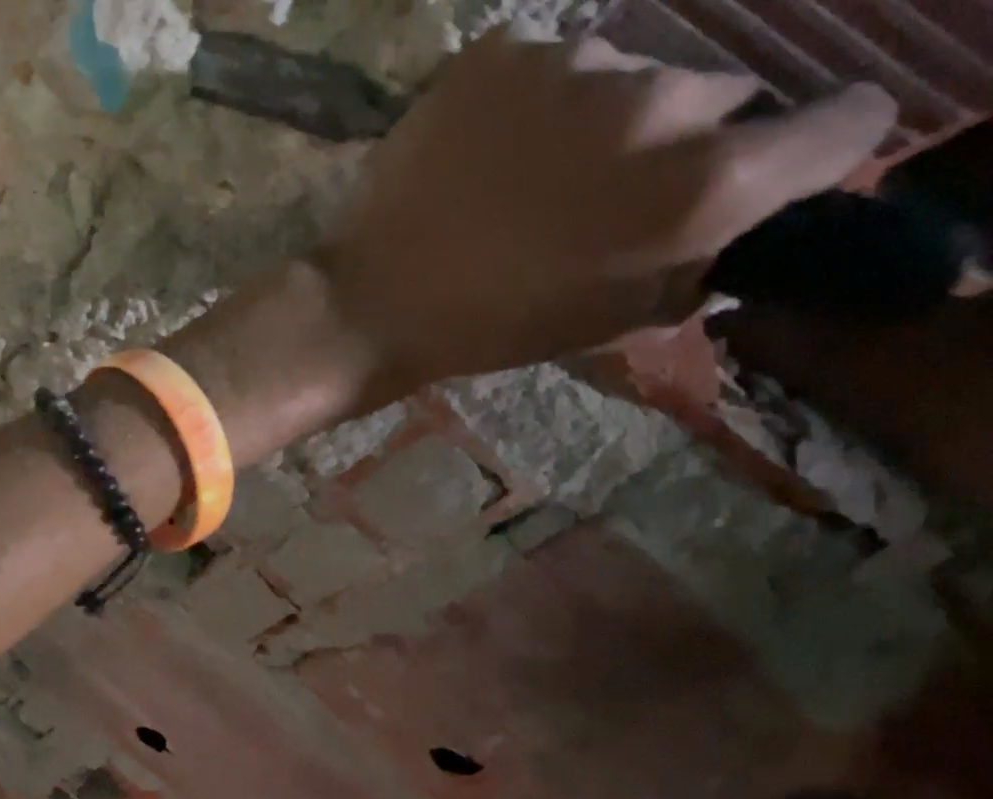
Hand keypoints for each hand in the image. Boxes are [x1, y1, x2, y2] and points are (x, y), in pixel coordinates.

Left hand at [317, 29, 897, 382]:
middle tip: (622, 181)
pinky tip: (493, 147)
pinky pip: (551, 64)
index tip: (789, 156)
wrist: (375, 298)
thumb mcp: (619, 317)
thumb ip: (702, 259)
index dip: (822, 140)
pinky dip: (538, 99)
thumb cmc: (497, 325)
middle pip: (723, 93)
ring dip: (610, 112)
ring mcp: (576, 65)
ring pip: (633, 73)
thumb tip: (737, 227)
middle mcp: (660, 103)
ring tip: (543, 165)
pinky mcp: (503, 52)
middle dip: (692, 134)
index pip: (843, 120)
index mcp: (705, 183)